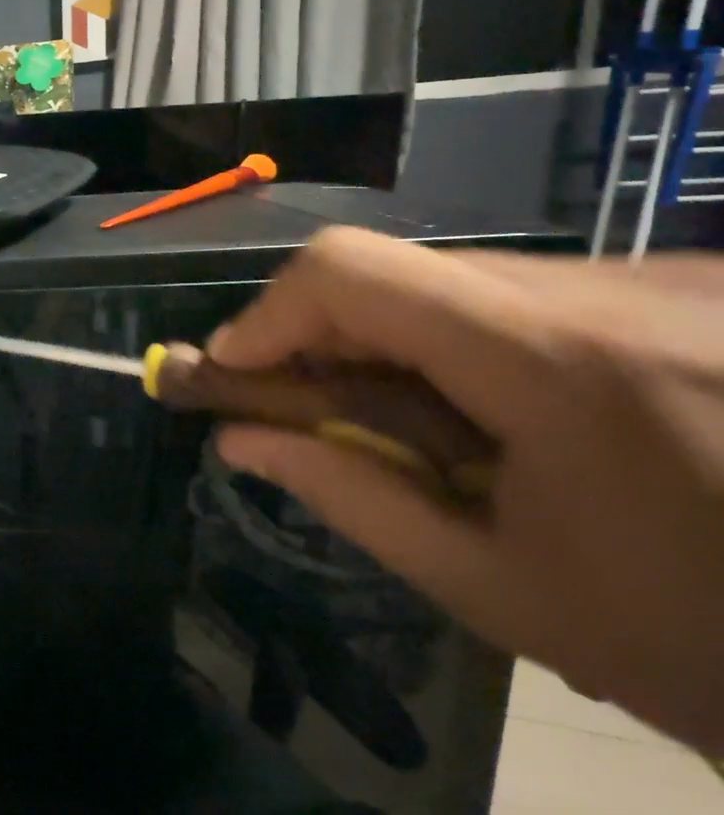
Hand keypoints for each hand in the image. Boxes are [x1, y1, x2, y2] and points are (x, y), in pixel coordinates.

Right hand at [207, 228, 723, 754]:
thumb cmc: (691, 641)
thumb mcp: (489, 584)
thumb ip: (347, 495)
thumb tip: (235, 439)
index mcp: (565, 367)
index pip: (354, 270)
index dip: (270, 313)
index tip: (238, 373)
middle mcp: (626, 292)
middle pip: (403, 271)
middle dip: (329, 336)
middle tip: (312, 413)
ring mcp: (680, 280)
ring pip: (465, 278)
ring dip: (403, 339)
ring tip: (422, 427)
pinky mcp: (704, 288)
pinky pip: (536, 291)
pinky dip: (476, 338)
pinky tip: (514, 414)